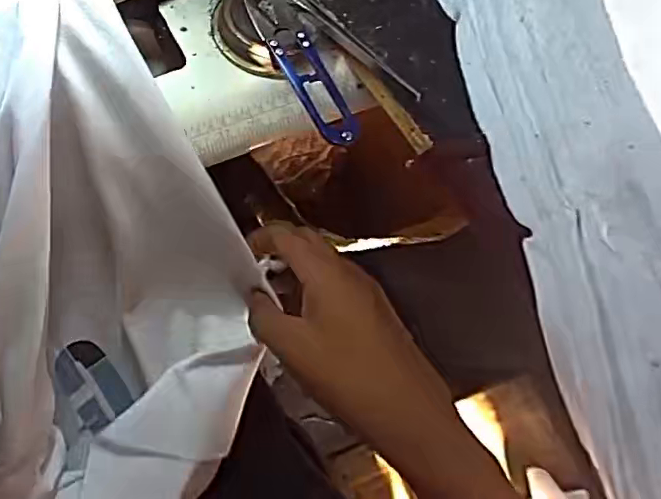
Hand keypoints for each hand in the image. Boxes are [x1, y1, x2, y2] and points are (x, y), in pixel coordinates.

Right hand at [246, 223, 510, 498]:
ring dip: (297, 270)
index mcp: (327, 273)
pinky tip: (306, 321)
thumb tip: (256, 301)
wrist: (417, 426)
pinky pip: (339, 286)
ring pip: (324, 264)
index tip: (242, 252)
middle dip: (278, 248)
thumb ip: (261, 313)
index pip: (285, 234)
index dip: (258, 238)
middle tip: (256, 268)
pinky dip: (316, 289)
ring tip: (276, 297)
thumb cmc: (353, 381)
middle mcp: (351, 276)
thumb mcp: (288, 346)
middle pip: (307, 241)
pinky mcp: (380, 317)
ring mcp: (370, 296)